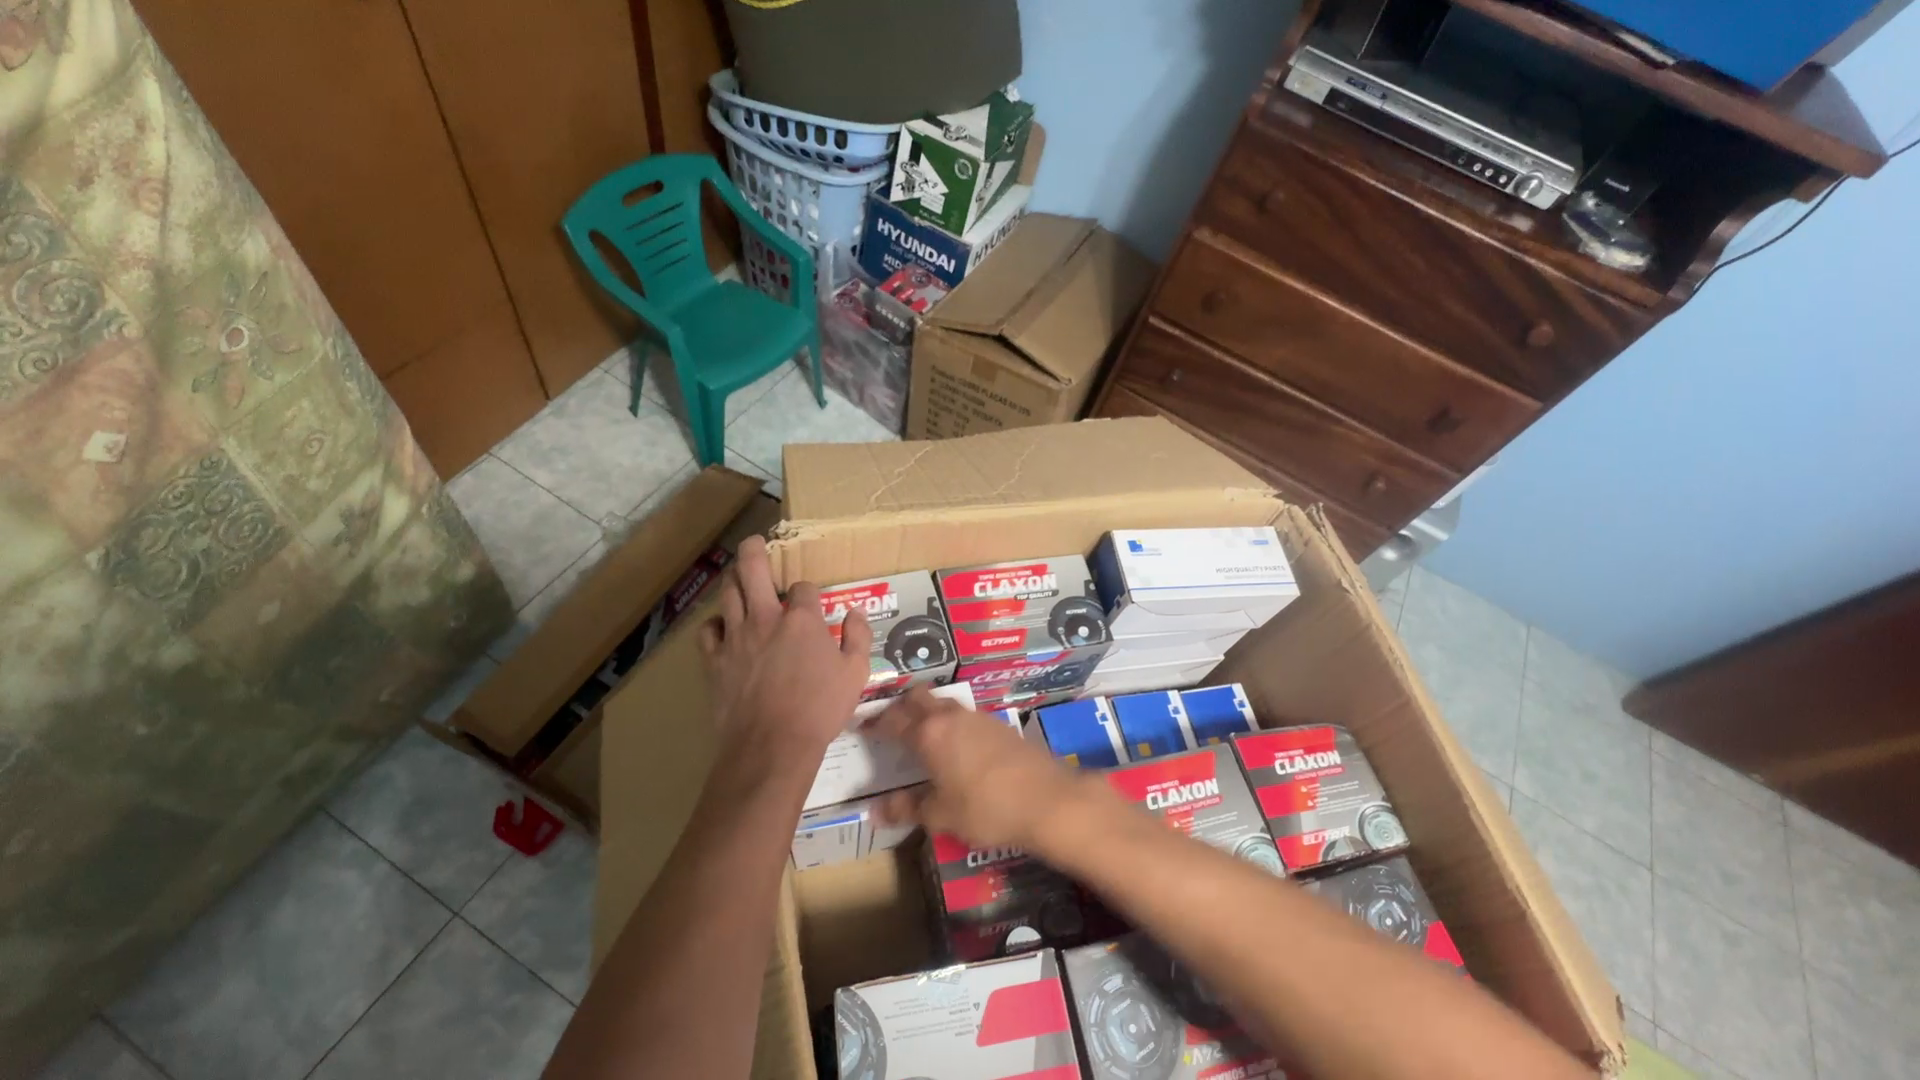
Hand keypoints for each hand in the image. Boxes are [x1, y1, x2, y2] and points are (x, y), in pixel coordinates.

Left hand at [700, 537, 872, 762]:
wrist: (772, 745)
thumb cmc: (819, 709)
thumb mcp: (856, 675)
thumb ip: (857, 638)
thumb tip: (855, 613)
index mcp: (802, 620)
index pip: (804, 588)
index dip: (809, 592)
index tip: (813, 604)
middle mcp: (765, 618)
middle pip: (753, 569)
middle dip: (753, 550)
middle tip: (754, 541)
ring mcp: (736, 637)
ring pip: (728, 593)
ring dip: (733, 579)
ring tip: (736, 575)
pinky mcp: (714, 660)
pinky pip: (708, 630)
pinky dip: (715, 623)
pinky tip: (723, 627)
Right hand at [869, 687, 1098, 851]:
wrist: (1048, 800)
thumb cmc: (986, 808)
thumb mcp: (941, 815)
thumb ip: (907, 809)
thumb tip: (875, 811)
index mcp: (929, 734)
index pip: (892, 720)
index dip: (873, 723)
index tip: (860, 728)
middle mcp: (951, 717)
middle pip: (918, 698)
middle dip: (900, 707)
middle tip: (888, 725)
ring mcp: (978, 718)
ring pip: (943, 704)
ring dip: (928, 713)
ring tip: (919, 735)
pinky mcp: (1000, 727)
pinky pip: (964, 717)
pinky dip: (951, 724)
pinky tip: (955, 747)